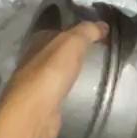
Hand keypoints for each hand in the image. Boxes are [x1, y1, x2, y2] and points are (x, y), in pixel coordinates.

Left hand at [0, 21, 105, 137]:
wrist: (34, 112)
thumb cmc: (51, 72)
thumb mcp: (72, 43)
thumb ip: (87, 32)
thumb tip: (102, 25)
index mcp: (38, 41)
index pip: (58, 29)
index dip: (75, 29)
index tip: (96, 31)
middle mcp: (34, 59)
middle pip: (56, 50)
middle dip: (73, 49)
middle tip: (98, 50)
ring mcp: (37, 82)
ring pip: (57, 70)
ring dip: (70, 69)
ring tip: (93, 69)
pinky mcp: (42, 102)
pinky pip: (59, 89)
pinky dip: (68, 86)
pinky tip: (80, 89)